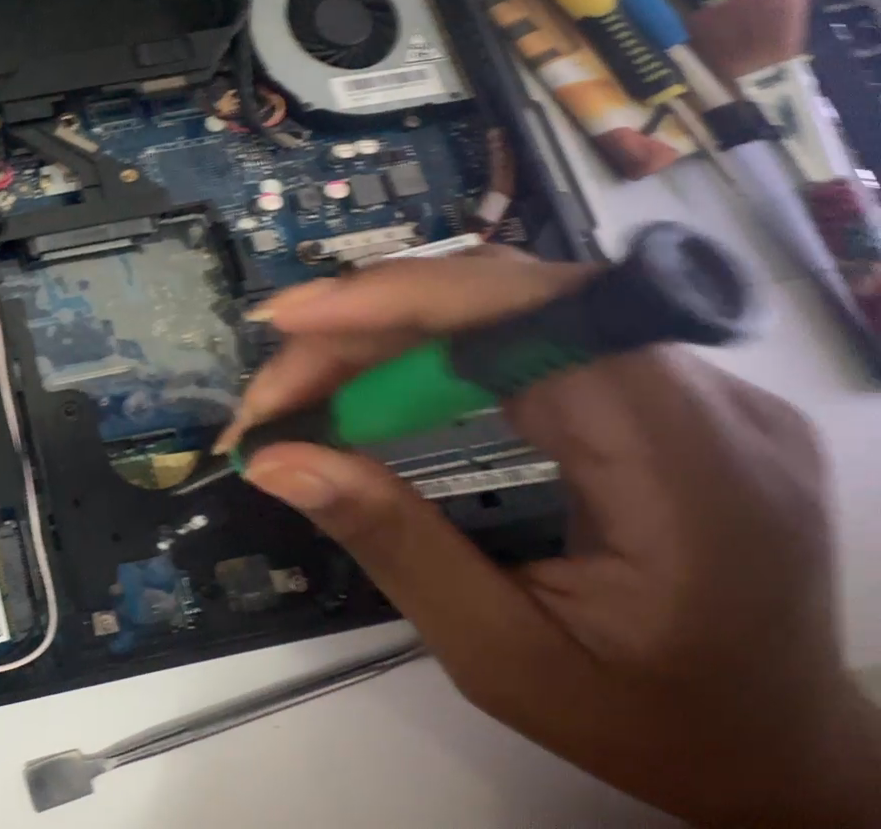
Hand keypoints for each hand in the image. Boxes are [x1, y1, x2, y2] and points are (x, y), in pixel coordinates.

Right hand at [221, 248, 880, 827]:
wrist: (778, 751)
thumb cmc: (650, 723)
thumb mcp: (502, 656)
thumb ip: (394, 545)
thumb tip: (276, 459)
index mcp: (690, 468)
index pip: (533, 321)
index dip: (401, 300)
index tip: (288, 322)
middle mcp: (707, 400)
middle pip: (507, 299)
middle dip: (367, 325)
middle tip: (273, 387)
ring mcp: (691, 386)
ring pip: (507, 306)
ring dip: (387, 335)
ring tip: (303, 388)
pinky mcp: (660, 391)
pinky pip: (524, 334)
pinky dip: (428, 349)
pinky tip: (373, 383)